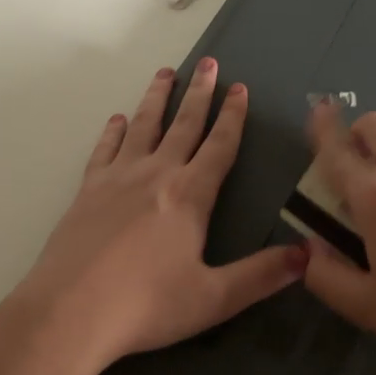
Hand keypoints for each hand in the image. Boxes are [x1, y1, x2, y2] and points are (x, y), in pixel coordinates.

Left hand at [12, 60, 306, 370]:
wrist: (68, 312)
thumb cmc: (145, 306)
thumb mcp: (213, 299)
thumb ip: (260, 275)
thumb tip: (307, 255)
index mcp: (190, 196)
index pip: (219, 146)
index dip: (232, 117)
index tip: (240, 89)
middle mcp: (156, 175)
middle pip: (183, 125)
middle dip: (199, 93)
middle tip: (209, 63)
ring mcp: (118, 178)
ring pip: (143, 126)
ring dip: (157, 98)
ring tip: (165, 73)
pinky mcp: (87, 190)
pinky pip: (105, 150)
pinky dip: (114, 131)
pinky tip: (117, 120)